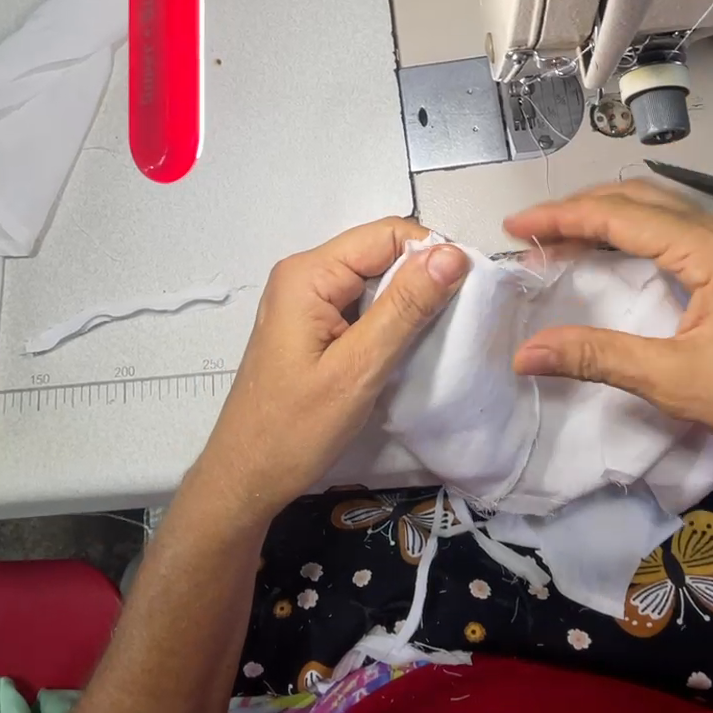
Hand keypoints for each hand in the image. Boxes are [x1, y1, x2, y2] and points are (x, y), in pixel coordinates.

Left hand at [190, 218, 470, 524]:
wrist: (246, 477)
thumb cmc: (297, 428)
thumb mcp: (359, 368)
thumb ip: (406, 307)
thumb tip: (452, 254)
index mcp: (309, 274)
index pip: (385, 235)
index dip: (431, 254)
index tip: (466, 290)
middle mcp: (304, 275)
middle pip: (379, 253)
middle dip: (421, 278)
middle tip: (454, 319)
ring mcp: (305, 300)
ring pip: (373, 279)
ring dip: (407, 301)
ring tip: (433, 336)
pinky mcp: (310, 324)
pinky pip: (360, 304)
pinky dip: (388, 319)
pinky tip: (403, 347)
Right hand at [504, 181, 712, 491]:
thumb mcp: (676, 381)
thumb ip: (597, 357)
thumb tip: (524, 353)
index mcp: (709, 248)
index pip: (618, 215)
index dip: (559, 218)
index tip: (514, 229)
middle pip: (635, 199)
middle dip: (576, 211)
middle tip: (530, 235)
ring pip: (655, 210)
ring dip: (603, 219)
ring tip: (558, 241)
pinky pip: (672, 230)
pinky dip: (629, 234)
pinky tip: (609, 255)